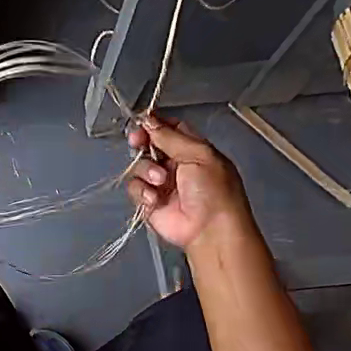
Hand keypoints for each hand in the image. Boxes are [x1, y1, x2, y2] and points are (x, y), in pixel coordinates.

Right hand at [125, 113, 254, 249]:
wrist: (211, 230)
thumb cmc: (215, 192)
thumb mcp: (199, 155)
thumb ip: (171, 136)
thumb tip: (150, 120)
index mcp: (194, 149)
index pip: (170, 129)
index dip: (156, 123)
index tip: (143, 120)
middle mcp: (177, 165)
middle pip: (150, 144)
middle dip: (142, 141)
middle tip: (137, 141)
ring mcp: (163, 184)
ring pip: (140, 165)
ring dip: (147, 170)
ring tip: (161, 181)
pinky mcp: (150, 202)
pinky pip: (136, 188)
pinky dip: (142, 191)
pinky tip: (154, 199)